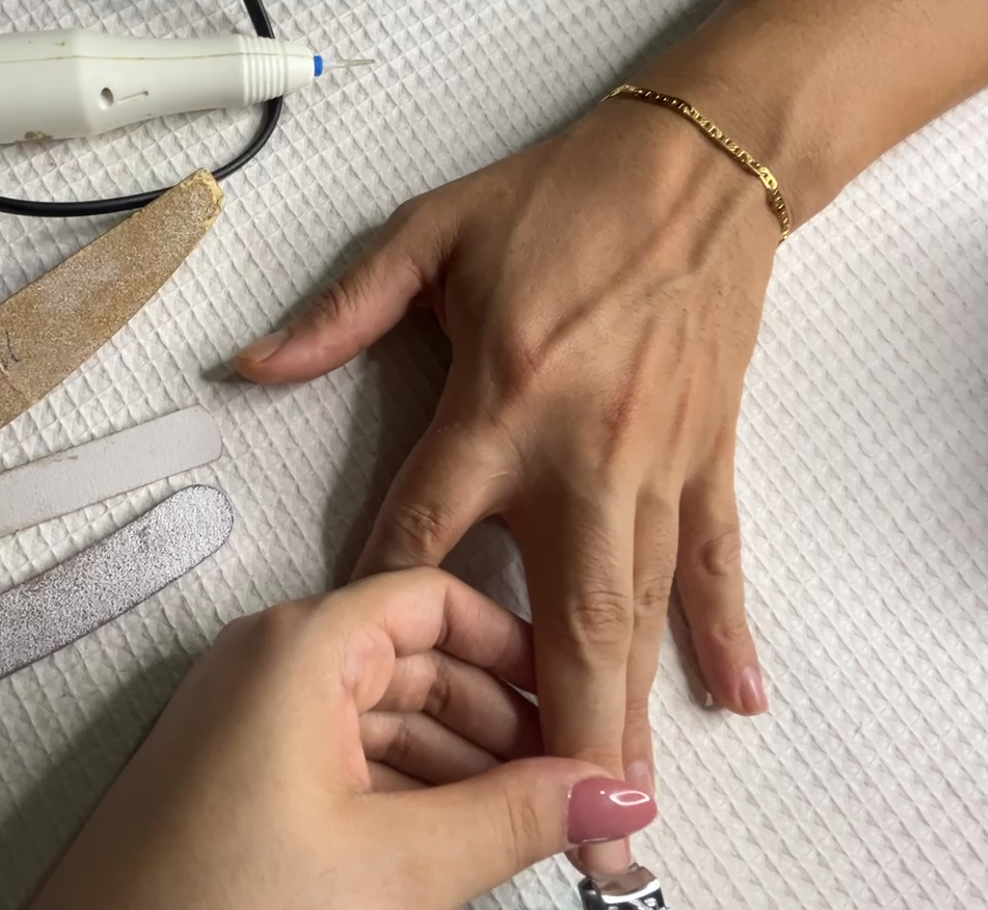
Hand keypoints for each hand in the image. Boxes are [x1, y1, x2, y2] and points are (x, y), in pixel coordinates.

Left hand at [28, 569, 656, 908]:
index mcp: (301, 645)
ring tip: (528, 815)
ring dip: (457, 757)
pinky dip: (405, 781)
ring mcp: (257, 705)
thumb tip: (603, 793)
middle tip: (565, 777)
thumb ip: (510, 820)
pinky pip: (347, 745)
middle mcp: (274, 656)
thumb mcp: (388, 864)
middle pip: (412, 656)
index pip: (429, 600)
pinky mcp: (247, 756)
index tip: (568, 696)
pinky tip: (455, 832)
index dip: (508, 643)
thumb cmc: (213, 904)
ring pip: (383, 708)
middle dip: (495, 715)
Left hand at [235, 97, 778, 801]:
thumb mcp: (427, 234)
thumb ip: (340, 311)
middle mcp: (577, 446)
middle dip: (551, 720)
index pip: (424, 522)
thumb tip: (253, 363)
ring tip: (625, 799)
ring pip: (636, 604)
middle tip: (559, 820)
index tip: (373, 676)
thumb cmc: (554, 199)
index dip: (389, 595)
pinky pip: (715, 552)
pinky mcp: (710, 450)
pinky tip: (734, 695)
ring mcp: (654, 457)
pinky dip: (723, 624)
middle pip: (556, 608)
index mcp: (497, 395)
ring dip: (629, 704)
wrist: (694, 166)